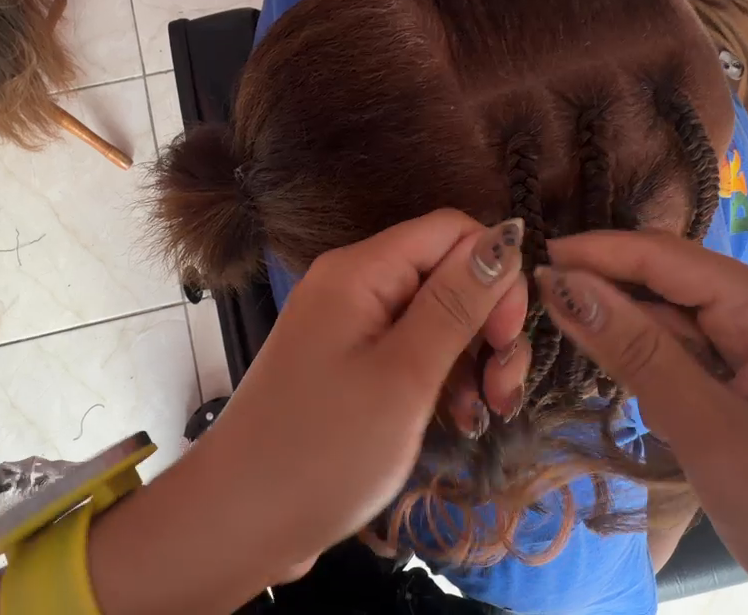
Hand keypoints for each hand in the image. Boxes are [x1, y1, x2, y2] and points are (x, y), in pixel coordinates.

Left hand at [86, 210, 527, 613]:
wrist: (240, 518)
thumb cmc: (326, 448)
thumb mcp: (405, 375)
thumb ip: (456, 303)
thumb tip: (506, 235)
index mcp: (359, 270)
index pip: (449, 230)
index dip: (493, 272)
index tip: (507, 339)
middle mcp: (351, 284)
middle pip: (444, 273)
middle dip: (486, 324)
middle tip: (503, 393)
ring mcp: (346, 325)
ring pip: (432, 316)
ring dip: (470, 359)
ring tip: (483, 416)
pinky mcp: (346, 364)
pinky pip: (407, 350)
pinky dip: (439, 379)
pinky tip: (457, 422)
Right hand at [534, 231, 747, 614]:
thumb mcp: (717, 440)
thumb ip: (636, 353)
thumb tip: (560, 280)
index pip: (668, 256)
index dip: (594, 252)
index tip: (525, 263)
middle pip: (673, 289)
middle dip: (610, 301)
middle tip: (533, 322)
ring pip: (684, 327)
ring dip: (635, 344)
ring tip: (575, 360)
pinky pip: (706, 362)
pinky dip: (665, 375)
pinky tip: (641, 398)